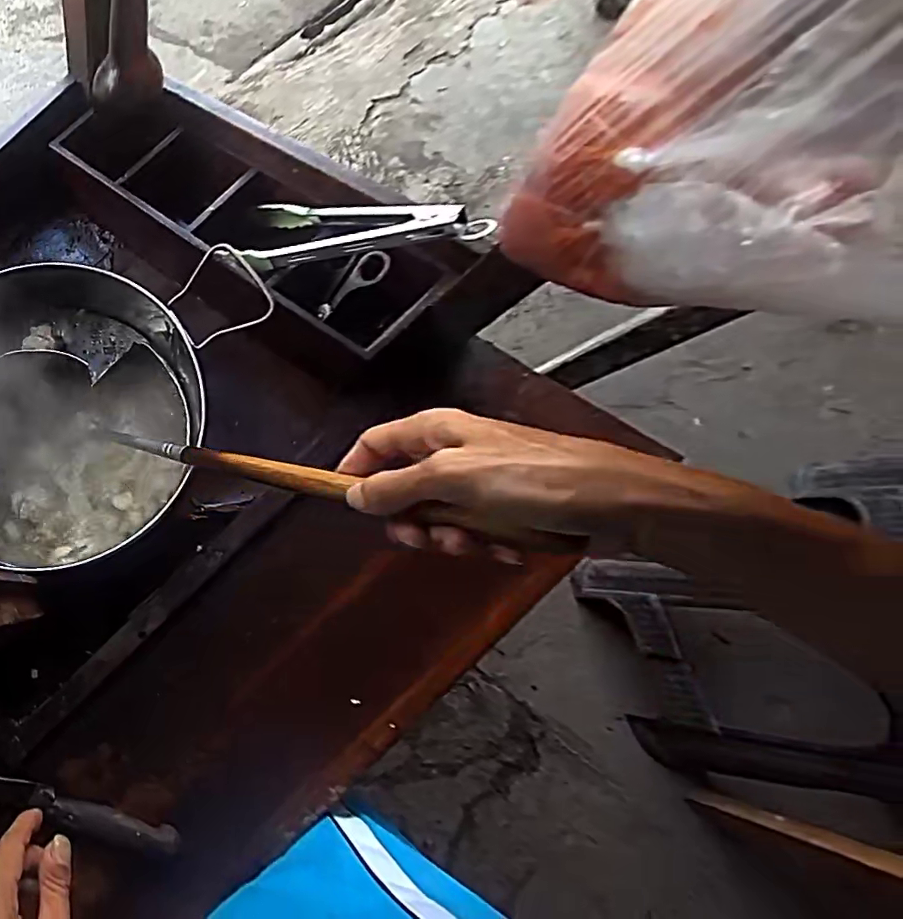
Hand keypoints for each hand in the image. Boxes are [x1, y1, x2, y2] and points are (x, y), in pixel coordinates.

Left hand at [0, 809, 72, 918]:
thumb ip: (55, 887)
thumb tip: (59, 845)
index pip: (6, 847)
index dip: (24, 824)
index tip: (36, 814)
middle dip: (21, 848)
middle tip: (47, 851)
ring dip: (11, 870)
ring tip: (41, 878)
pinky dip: (1, 890)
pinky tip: (24, 902)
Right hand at [335, 408, 750, 560]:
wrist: (631, 507)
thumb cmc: (545, 478)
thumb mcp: (453, 480)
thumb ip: (394, 487)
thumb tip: (353, 495)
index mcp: (434, 431)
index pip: (372, 445)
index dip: (354, 471)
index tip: (347, 500)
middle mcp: (452, 452)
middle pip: (400, 486)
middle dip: (409, 517)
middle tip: (420, 537)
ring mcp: (480, 481)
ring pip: (435, 514)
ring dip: (447, 535)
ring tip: (473, 543)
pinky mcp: (506, 508)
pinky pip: (471, 529)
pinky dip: (481, 542)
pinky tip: (503, 546)